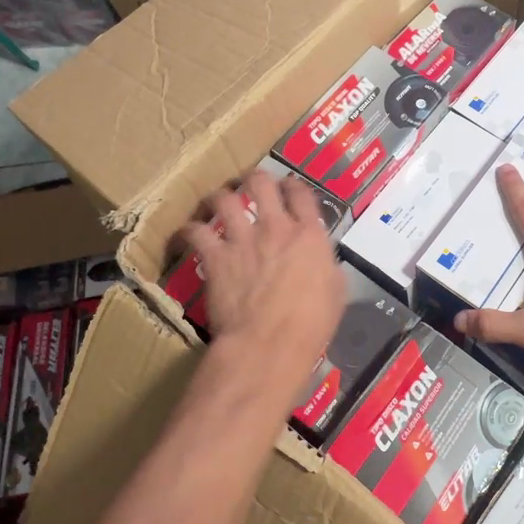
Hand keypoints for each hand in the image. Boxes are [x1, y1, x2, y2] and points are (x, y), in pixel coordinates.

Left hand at [179, 172, 344, 386]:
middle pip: (261, 183)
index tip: (288, 189)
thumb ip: (328, 268)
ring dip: (218, 198)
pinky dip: (189, 230)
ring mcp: (243, 239)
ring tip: (215, 202)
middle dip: (253, 179)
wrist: (268, 344)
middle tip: (249, 186)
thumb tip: (324, 263)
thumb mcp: (336, 293)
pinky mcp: (216, 257)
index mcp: (310, 235)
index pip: (302, 193)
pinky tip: (186, 233)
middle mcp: (276, 227)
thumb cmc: (310, 326)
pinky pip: (195, 232)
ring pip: (224, 199)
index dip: (293, 185)